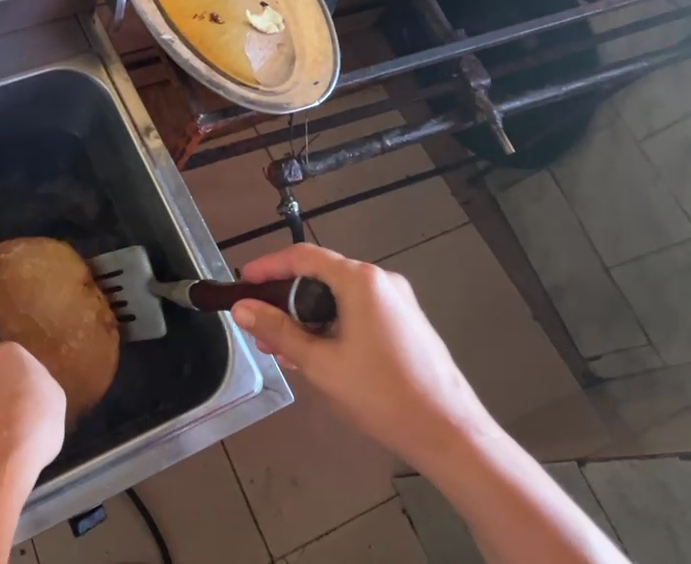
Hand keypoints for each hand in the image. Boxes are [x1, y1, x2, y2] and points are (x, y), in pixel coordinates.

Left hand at [0, 342, 66, 488]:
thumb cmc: (35, 426)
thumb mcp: (55, 400)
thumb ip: (39, 386)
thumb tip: (29, 390)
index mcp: (7, 354)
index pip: (16, 360)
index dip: (24, 382)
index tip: (32, 401)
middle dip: (1, 395)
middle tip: (17, 420)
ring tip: (1, 443)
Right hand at [230, 243, 489, 465]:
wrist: (449, 433)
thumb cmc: (381, 394)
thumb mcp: (320, 363)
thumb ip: (277, 331)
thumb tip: (241, 308)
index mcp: (360, 281)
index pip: (303, 257)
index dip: (268, 266)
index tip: (244, 282)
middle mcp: (381, 281)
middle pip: (321, 277)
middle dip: (286, 302)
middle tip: (261, 329)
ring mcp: (398, 302)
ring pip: (339, 298)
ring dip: (308, 319)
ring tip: (286, 352)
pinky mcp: (407, 323)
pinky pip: (359, 312)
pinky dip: (333, 326)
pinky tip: (320, 357)